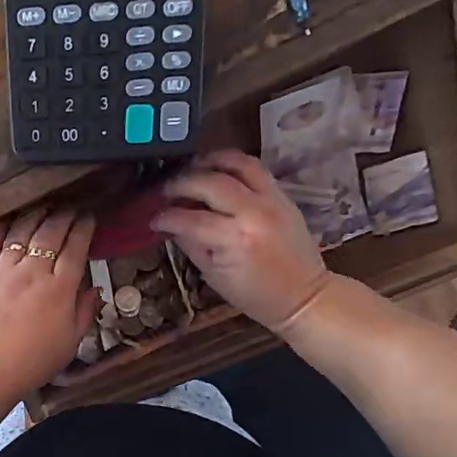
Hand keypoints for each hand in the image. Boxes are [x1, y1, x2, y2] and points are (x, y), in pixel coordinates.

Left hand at [0, 207, 99, 397]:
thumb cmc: (33, 362)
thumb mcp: (70, 342)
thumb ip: (84, 312)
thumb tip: (93, 289)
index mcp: (59, 290)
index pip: (75, 249)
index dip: (83, 229)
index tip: (89, 218)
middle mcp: (33, 274)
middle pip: (50, 234)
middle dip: (63, 216)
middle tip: (70, 208)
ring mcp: (4, 272)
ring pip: (21, 232)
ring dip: (34, 215)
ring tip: (43, 207)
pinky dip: (0, 228)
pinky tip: (8, 221)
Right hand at [152, 150, 332, 330]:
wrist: (303, 295)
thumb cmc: (255, 295)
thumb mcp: (214, 276)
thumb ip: (192, 245)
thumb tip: (172, 225)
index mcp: (234, 241)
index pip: (190, 219)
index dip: (166, 217)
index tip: (153, 218)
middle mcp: (253, 213)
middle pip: (209, 183)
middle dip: (182, 183)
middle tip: (167, 190)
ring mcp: (271, 199)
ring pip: (236, 163)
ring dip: (209, 161)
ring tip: (192, 168)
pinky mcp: (283, 195)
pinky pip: (256, 167)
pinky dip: (234, 164)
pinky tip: (218, 169)